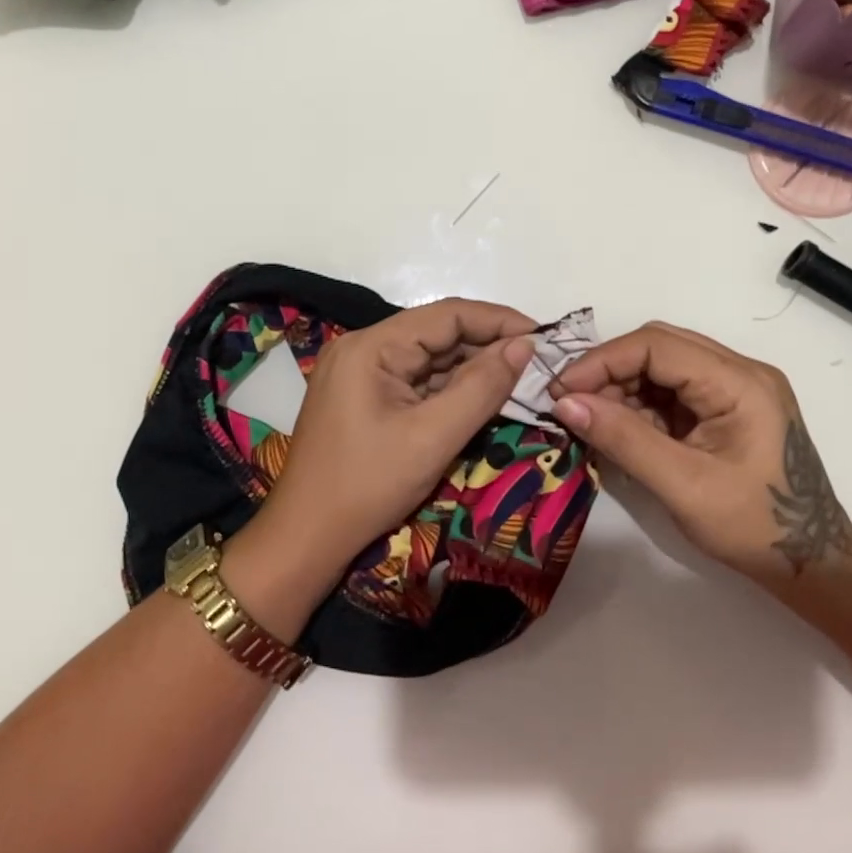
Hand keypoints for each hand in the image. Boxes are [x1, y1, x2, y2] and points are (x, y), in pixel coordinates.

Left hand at [262, 299, 536, 562]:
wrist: (306, 537)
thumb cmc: (368, 485)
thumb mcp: (433, 437)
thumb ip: (482, 387)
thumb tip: (524, 346)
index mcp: (371, 346)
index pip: (447, 315)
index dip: (499, 321)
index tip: (545, 339)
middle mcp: (362, 349)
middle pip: (437, 335)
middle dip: (488, 348)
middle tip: (539, 369)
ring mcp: (359, 375)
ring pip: (428, 361)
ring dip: (472, 371)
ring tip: (520, 385)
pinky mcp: (361, 400)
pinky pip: (414, 384)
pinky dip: (448, 392)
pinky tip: (481, 403)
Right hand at [547, 322, 851, 585]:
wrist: (808, 563)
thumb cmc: (753, 527)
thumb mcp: (683, 486)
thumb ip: (624, 439)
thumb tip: (565, 403)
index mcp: (740, 383)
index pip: (657, 345)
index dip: (602, 361)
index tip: (561, 392)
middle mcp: (740, 373)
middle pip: (659, 348)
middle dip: (608, 372)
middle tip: (570, 406)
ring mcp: (735, 390)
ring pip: (662, 368)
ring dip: (621, 388)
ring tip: (589, 422)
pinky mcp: (726, 410)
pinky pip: (672, 392)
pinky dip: (639, 406)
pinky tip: (618, 430)